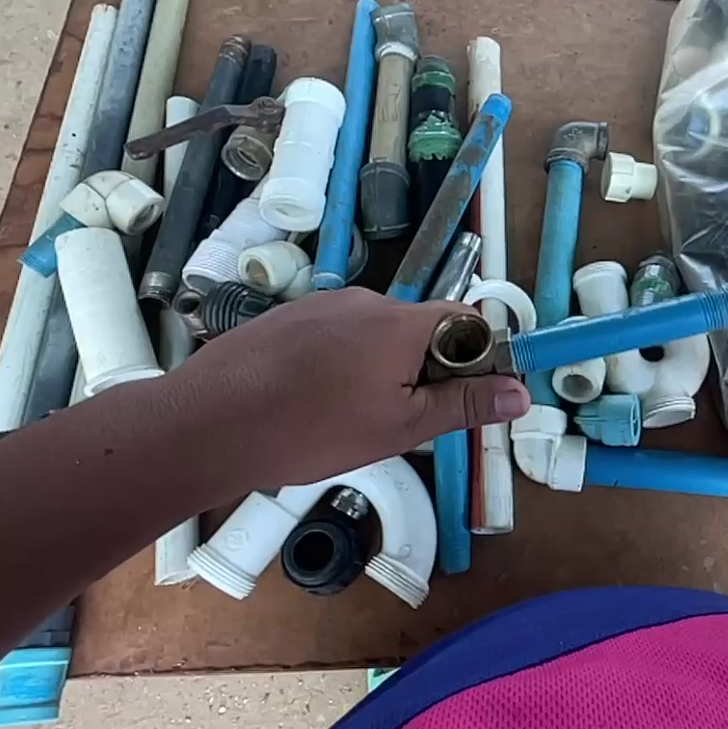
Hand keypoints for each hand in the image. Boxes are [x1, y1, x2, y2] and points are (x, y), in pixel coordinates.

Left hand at [165, 288, 528, 491]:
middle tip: (403, 416)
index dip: (476, 356)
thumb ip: (465, 404)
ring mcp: (322, 304)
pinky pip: (337, 333)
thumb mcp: (401, 426)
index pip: (466, 319)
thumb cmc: (314, 429)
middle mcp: (366, 300)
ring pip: (377, 332)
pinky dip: (343, 361)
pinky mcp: (288, 317)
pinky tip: (315, 398)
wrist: (205, 424)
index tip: (461, 396)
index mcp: (402, 322)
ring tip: (352, 414)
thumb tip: (523, 392)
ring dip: (383, 365)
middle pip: (421, 326)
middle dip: (425, 367)